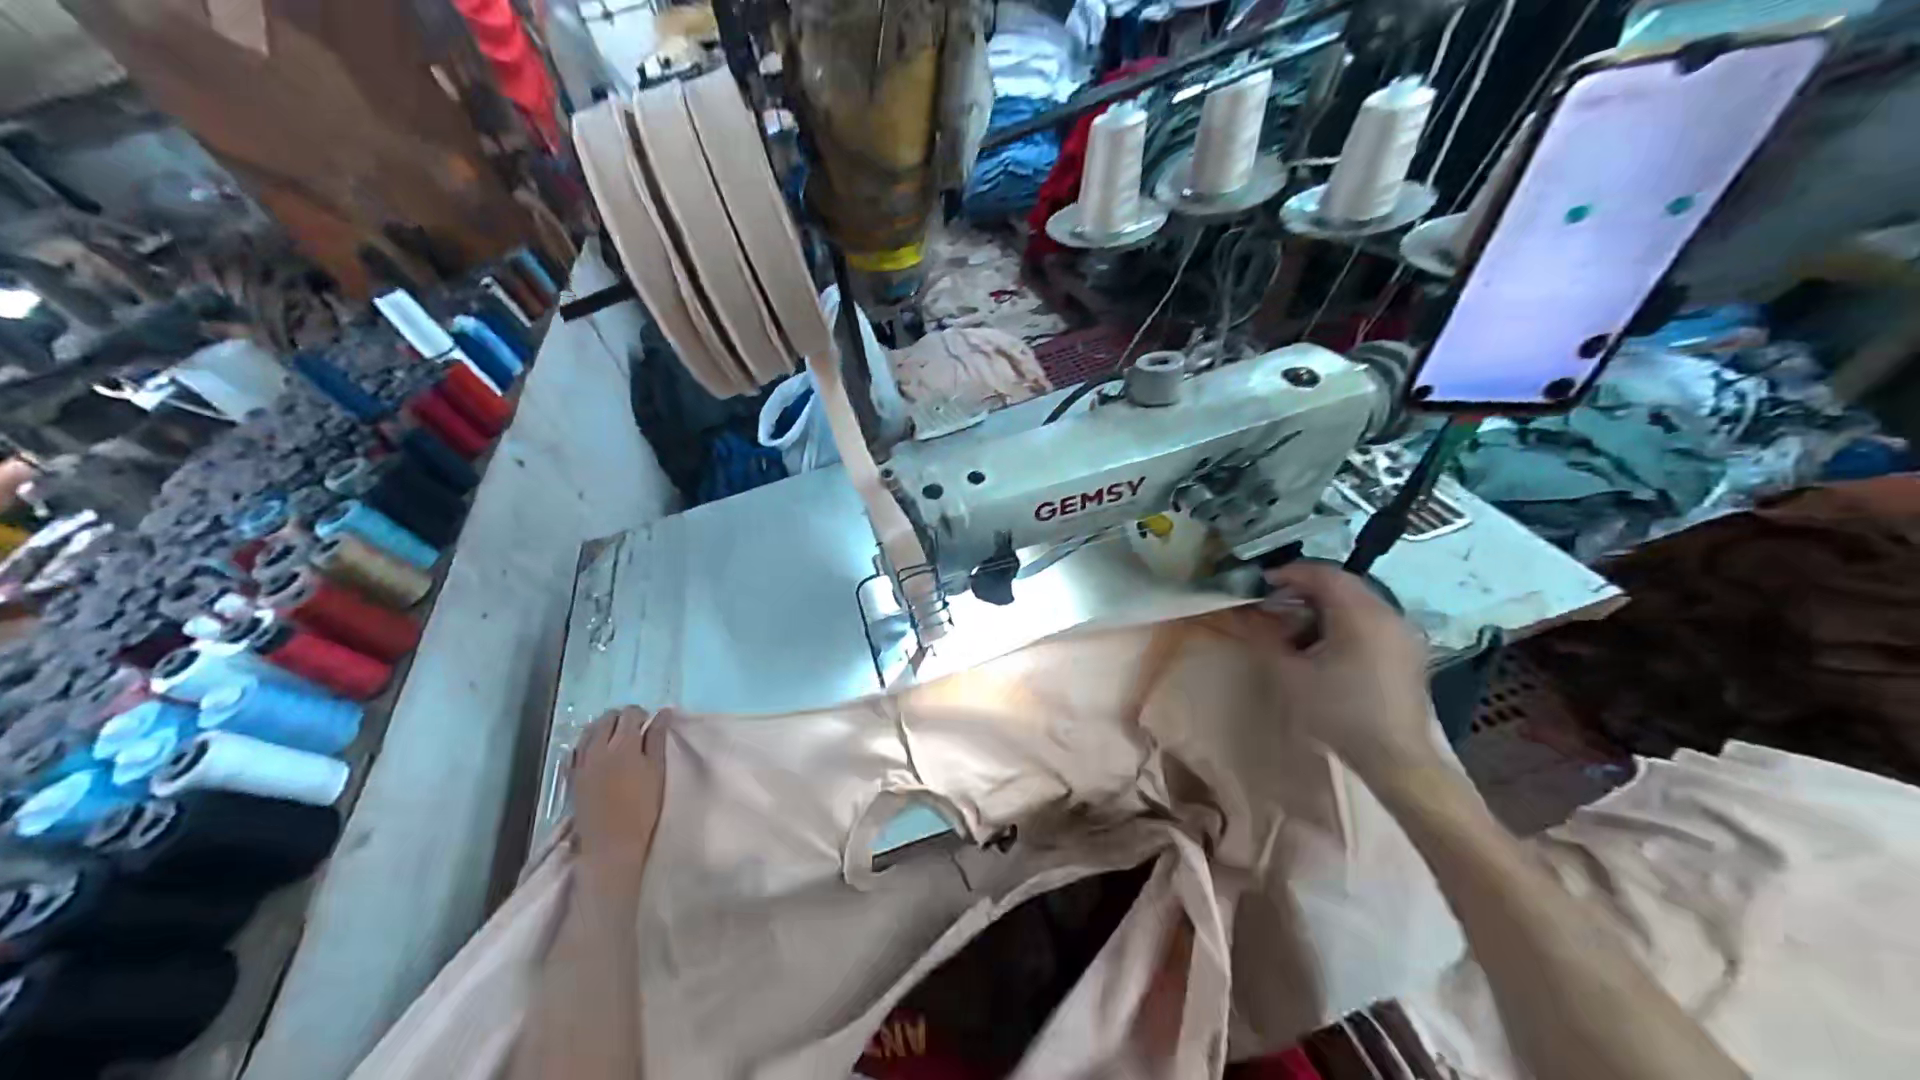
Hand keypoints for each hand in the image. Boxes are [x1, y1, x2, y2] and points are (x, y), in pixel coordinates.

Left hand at [569, 707, 667, 894]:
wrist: (612, 843)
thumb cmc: (643, 807)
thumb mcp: (657, 770)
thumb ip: (658, 739)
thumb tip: (662, 713)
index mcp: (624, 744)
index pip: (630, 714)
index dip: (641, 715)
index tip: (649, 725)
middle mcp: (598, 747)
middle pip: (608, 718)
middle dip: (622, 719)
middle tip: (635, 733)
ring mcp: (582, 761)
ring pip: (590, 731)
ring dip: (604, 729)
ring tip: (617, 743)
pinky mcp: (573, 776)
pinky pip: (577, 748)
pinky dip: (589, 744)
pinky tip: (599, 753)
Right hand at [1227, 561, 1436, 778]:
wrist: (1397, 759)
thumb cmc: (1340, 713)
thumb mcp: (1291, 675)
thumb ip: (1269, 639)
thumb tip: (1254, 619)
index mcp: (1361, 614)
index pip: (1324, 574)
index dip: (1290, 573)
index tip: (1263, 583)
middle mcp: (1389, 615)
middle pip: (1343, 585)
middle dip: (1306, 589)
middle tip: (1275, 603)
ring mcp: (1403, 634)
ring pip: (1359, 603)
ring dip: (1325, 606)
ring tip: (1296, 626)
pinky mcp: (1408, 654)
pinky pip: (1372, 621)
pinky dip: (1345, 621)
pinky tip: (1325, 645)